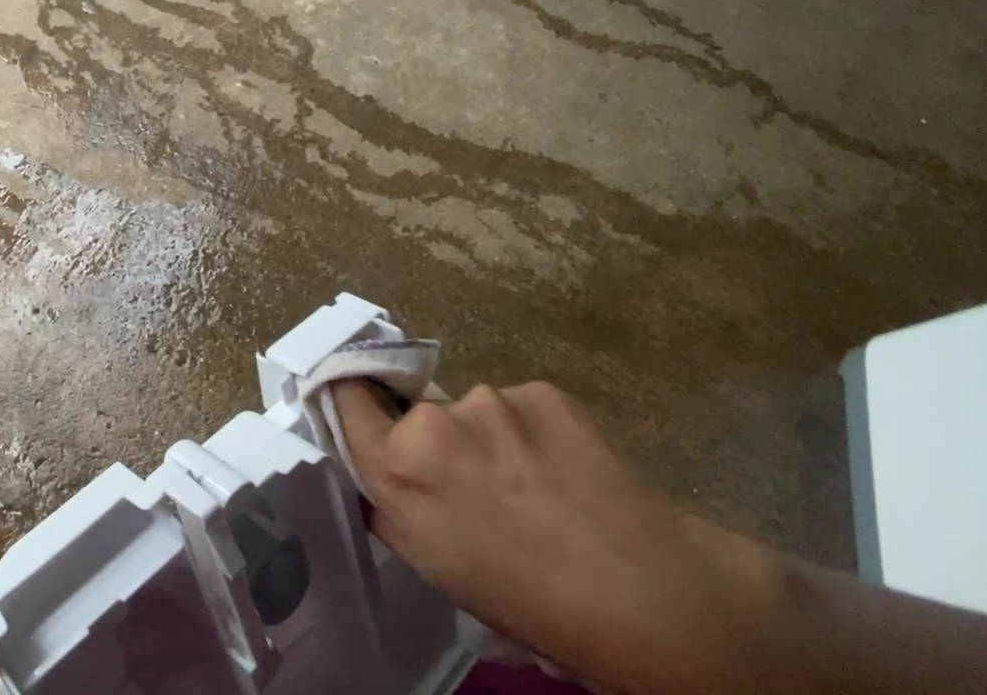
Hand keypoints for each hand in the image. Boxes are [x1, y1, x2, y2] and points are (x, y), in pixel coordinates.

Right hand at [331, 380, 781, 694]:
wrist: (641, 590)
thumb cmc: (522, 594)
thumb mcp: (431, 562)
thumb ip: (389, 504)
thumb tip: (377, 471)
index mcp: (398, 466)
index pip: (345, 397)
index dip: (349, 395)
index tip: (357, 398)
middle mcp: (435, 421)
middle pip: (418, 413)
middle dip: (436, 439)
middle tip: (476, 483)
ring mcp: (492, 400)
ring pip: (473, 410)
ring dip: (489, 437)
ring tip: (532, 485)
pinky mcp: (543, 391)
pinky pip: (518, 406)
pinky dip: (530, 430)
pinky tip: (562, 470)